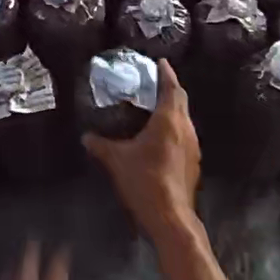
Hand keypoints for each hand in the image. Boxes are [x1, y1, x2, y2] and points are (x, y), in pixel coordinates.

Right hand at [83, 59, 201, 245]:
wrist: (171, 216)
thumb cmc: (144, 181)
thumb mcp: (117, 161)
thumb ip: (101, 146)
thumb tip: (86, 137)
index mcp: (169, 119)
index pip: (171, 87)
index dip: (166, 73)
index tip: (160, 62)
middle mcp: (185, 127)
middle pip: (180, 100)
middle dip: (169, 88)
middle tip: (155, 82)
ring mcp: (193, 144)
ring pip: (184, 118)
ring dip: (173, 109)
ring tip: (156, 107)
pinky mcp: (194, 161)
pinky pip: (184, 134)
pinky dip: (175, 127)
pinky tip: (162, 136)